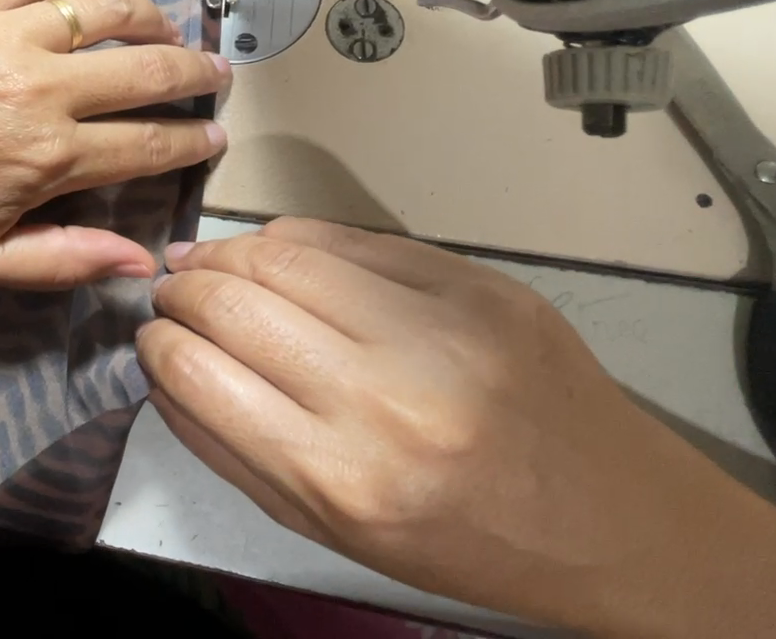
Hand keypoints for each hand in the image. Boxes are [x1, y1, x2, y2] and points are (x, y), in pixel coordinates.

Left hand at [0, 0, 226, 288]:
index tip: (214, 137)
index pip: (152, 143)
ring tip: (162, 29)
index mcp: (48, 156)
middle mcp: (39, 86)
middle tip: (214, 75)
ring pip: (107, 7)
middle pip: (149, 68)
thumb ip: (64, 261)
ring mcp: (1, 33)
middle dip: (197, 73)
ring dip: (151, 18)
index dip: (194, 141)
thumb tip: (143, 260)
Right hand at [137, 218, 775, 636]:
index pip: (191, 367)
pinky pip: (339, 236)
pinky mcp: (474, 283)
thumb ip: (220, 445)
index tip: (153, 334)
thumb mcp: (319, 524)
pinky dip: (285, 241)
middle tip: (172, 293)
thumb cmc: (454, 538)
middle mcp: (386, 396)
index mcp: (338, 475)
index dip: (154, 340)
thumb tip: (157, 363)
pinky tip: (273, 257)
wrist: (622, 524)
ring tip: (207, 263)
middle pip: (227, 300)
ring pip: (276, 252)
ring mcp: (438, 328)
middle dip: (178, 289)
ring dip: (220, 252)